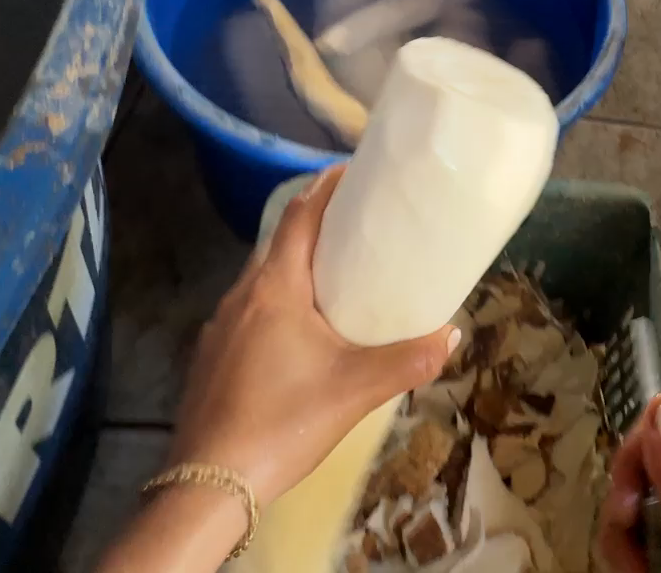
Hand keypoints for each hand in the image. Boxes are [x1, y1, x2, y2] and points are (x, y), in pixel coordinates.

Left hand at [166, 166, 457, 504]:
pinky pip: (252, 307)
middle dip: (318, 222)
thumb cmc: (283, 421)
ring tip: (340, 270)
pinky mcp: (212, 357)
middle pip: (280, 241)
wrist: (206, 489)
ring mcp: (220, 328)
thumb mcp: (356, 389)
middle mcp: (242, 297)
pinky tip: (303, 328)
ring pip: (265, 276)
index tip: (353, 170)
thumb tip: (454, 334)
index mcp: (275, 288)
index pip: (297, 216)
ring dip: (299, 262)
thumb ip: (409, 359)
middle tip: (361, 221)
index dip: (324, 187)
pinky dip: (281, 296)